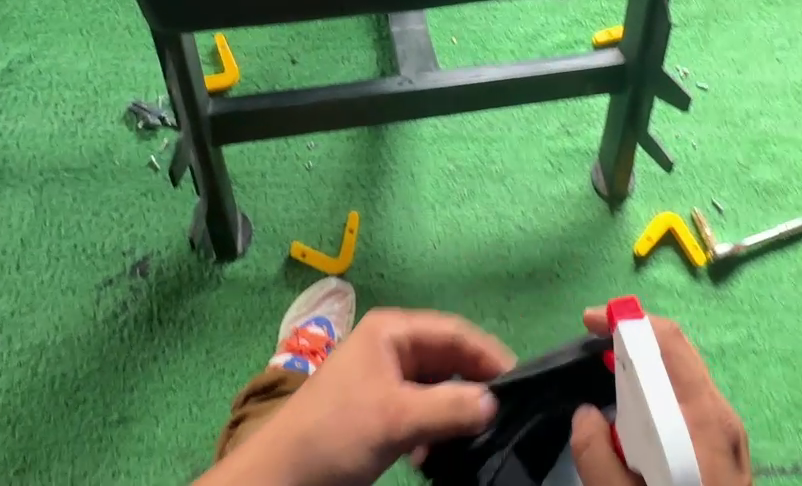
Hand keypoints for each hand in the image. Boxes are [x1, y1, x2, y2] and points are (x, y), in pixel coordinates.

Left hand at [206, 308, 516, 485]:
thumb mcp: (396, 418)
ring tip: (478, 436)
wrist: (281, 477)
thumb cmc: (337, 432)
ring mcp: (385, 379)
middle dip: (474, 384)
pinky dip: (435, 429)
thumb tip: (494, 403)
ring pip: (436, 387)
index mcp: (392, 331)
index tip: (519, 381)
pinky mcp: (380, 410)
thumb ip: (448, 408)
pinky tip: (439, 455)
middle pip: (446, 358)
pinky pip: (421, 411)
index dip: (487, 353)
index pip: (453, 331)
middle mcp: (391, 347)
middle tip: (506, 412)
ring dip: (455, 411)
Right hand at [569, 308, 750, 485]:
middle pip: (676, 352)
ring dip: (643, 367)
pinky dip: (657, 395)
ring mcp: (729, 436)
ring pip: (682, 377)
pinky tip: (634, 419)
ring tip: (608, 379)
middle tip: (593, 348)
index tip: (589, 322)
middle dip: (632, 339)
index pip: (668, 341)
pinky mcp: (728, 454)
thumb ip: (596, 456)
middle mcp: (721, 418)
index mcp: (702, 421)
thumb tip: (586, 415)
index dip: (626, 319)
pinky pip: (688, 403)